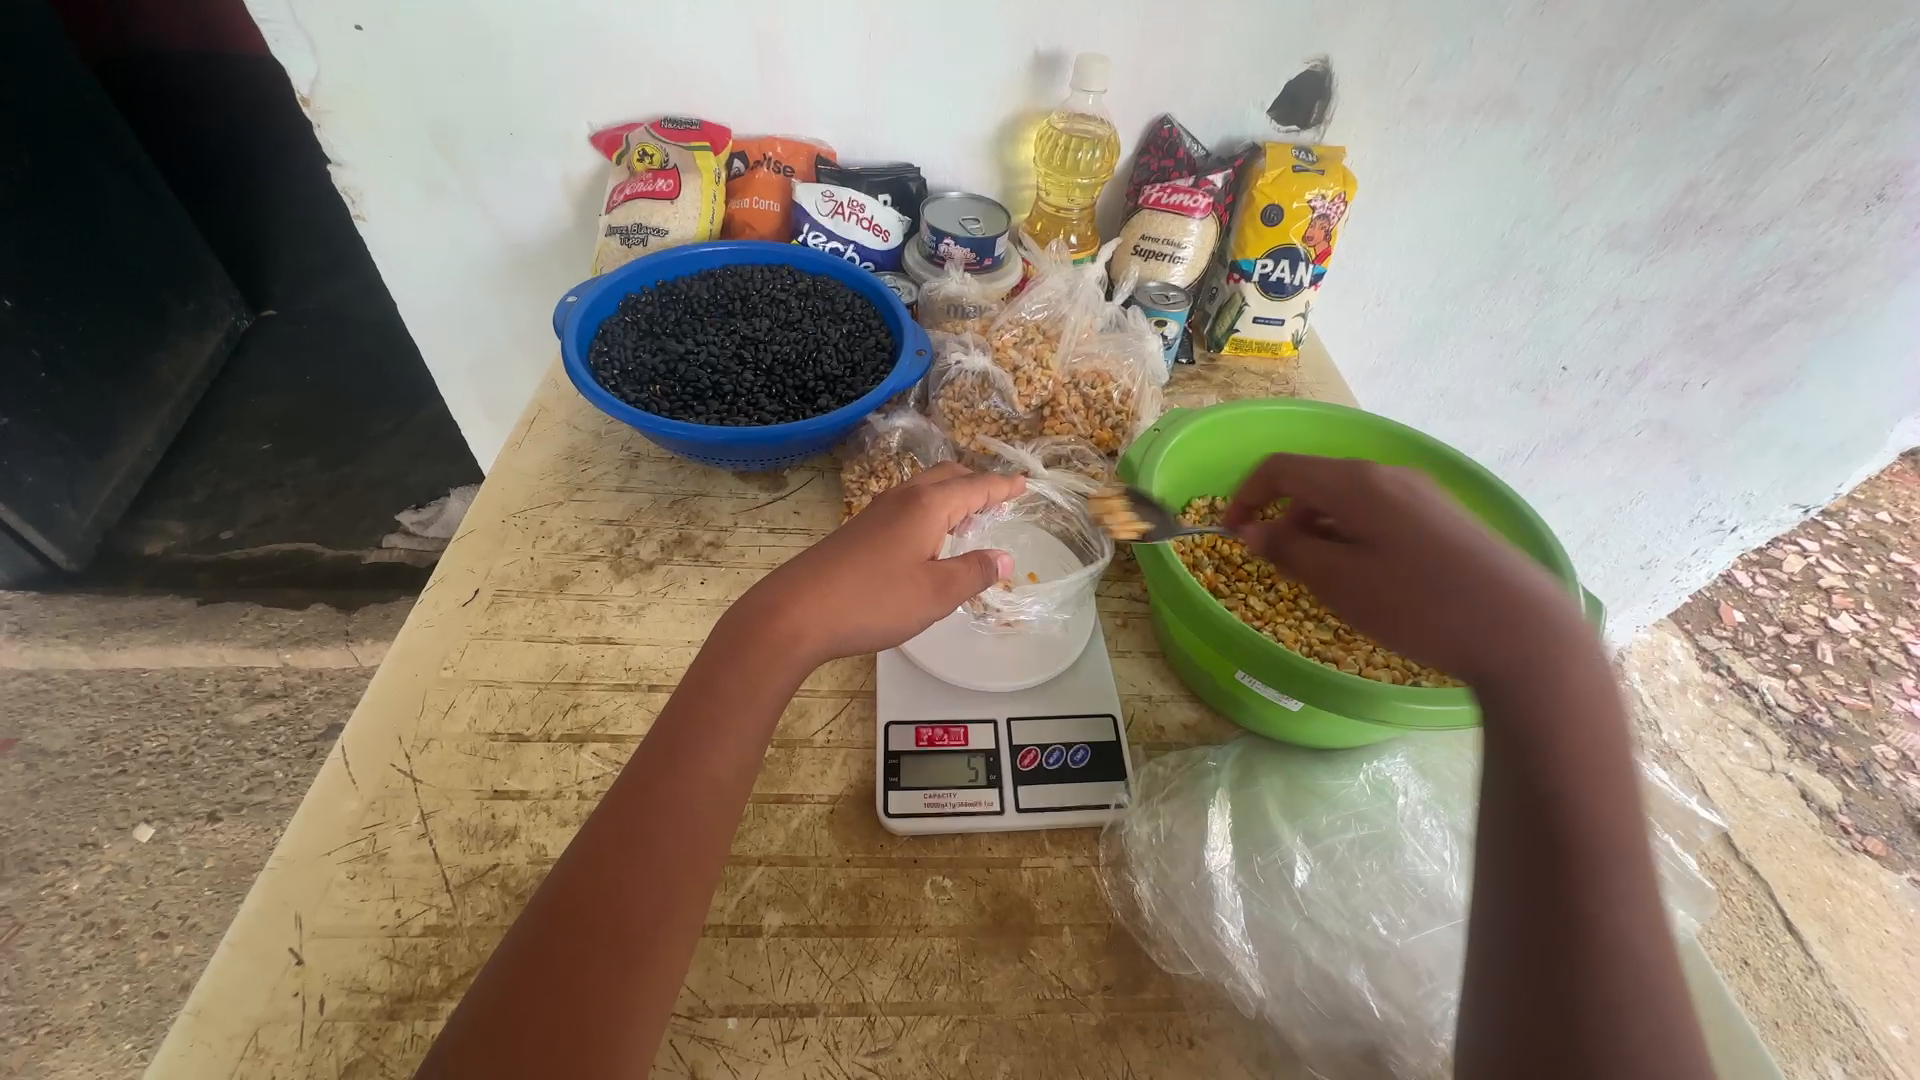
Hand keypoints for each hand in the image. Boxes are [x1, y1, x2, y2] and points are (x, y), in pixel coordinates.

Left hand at [737, 463, 1024, 665]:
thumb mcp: (935, 594)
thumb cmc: (873, 601)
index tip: (1025, 483)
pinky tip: (927, 540)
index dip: (1003, 486)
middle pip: (947, 477)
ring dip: (951, 496)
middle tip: (999, 501)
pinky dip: (929, 511)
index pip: (976, 487)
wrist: (795, 612)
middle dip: (977, 484)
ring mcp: (875, 512)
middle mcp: (901, 498)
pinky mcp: (858, 531)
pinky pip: (905, 507)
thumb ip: (973, 573)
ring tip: (969, 519)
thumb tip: (1004, 559)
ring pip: (923, 490)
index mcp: (927, 506)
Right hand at [1224, 453, 1587, 684]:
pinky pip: (1377, 513)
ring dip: (1317, 530)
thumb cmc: (1418, 605)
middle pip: (1315, 481)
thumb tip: (1252, 530)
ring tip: (1324, 580)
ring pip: (1347, 499)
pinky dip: (1351, 535)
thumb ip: (1287, 550)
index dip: (1245, 496)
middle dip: (1283, 518)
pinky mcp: (1443, 517)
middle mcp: (1388, 474)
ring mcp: (1421, 493)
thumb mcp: (1338, 582)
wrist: (1525, 632)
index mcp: (1356, 482)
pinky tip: (1367, 578)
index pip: (1280, 468)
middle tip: (1280, 568)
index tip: (1230, 535)